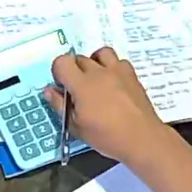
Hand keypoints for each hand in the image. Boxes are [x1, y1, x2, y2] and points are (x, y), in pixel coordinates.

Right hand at [46, 47, 172, 164]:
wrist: (141, 138)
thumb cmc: (107, 136)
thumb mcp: (77, 127)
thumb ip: (60, 105)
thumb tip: (49, 90)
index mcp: (82, 84)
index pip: (62, 62)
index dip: (58, 72)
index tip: (63, 87)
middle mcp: (99, 72)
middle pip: (80, 59)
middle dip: (75, 71)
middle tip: (79, 91)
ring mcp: (118, 71)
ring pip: (101, 54)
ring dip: (95, 63)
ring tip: (96, 80)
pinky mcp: (132, 75)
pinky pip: (119, 61)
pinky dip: (113, 68)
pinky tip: (114, 83)